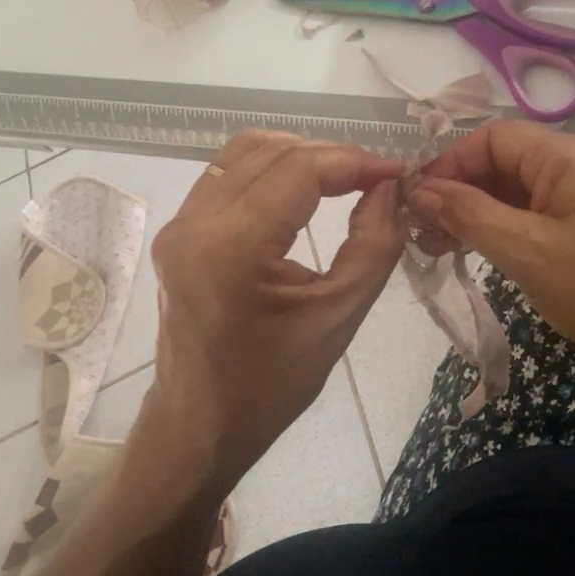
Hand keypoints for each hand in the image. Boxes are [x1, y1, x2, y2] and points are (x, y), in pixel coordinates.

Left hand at [144, 131, 402, 481]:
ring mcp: (179, 224)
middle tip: (377, 180)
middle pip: (275, 150)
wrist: (201, 425)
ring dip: (302, 154)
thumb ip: (375, 241)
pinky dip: (273, 167)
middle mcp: (196, 223)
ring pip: (247, 151)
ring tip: (344, 179)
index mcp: (233, 247)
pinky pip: (228, 172)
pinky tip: (304, 190)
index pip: (302, 168)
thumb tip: (389, 188)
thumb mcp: (342, 312)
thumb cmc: (275, 380)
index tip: (396, 175)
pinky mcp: (178, 231)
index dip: (356, 161)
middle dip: (334, 155)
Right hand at [408, 120, 574, 374]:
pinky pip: (531, 205)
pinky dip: (500, 222)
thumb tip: (419, 190)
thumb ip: (470, 215)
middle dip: (459, 188)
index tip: (417, 201)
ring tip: (437, 242)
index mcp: (568, 156)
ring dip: (475, 208)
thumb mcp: (527, 252)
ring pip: (514, 184)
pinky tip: (472, 246)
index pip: (494, 137)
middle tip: (421, 229)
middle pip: (503, 158)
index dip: (451, 163)